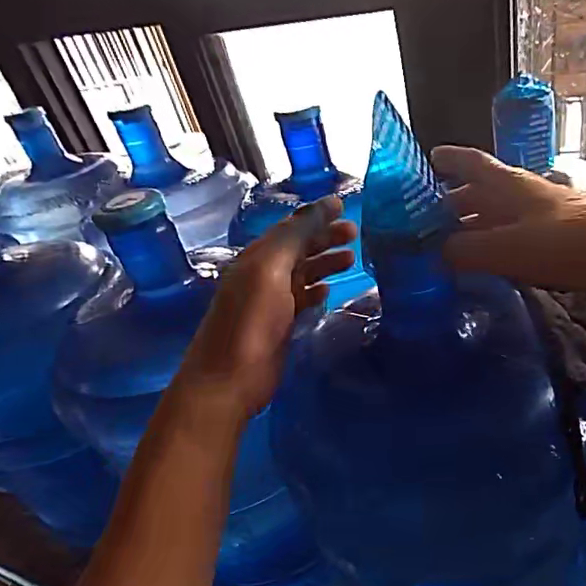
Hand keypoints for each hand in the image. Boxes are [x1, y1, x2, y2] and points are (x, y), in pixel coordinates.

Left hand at [171, 196, 356, 423]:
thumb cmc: (250, 322)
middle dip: (325, 237)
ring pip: (302, 273)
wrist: (230, 379)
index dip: (316, 216)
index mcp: (256, 258)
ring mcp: (270, 302)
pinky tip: (330, 290)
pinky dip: (316, 290)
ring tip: (352, 258)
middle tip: (355, 233)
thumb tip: (322, 206)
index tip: (344, 206)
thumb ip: (294, 237)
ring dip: (325, 262)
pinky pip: (301, 299)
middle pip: (298, 249)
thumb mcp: (270, 270)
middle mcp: (261, 275)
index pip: (290, 228)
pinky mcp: (279, 327)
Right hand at [433, 146, 585, 294]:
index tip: (431, 157)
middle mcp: (531, 195)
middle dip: (459, 203)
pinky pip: (522, 239)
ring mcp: (550, 218)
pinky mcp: (565, 242)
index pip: (475, 164)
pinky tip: (497, 263)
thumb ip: (467, 250)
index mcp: (513, 185)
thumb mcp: (507, 247)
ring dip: (480, 228)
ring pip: (505, 218)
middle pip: (487, 194)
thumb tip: (438, 254)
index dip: (452, 160)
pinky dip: (501, 247)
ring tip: (457, 245)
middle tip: (433, 220)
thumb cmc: (564, 244)